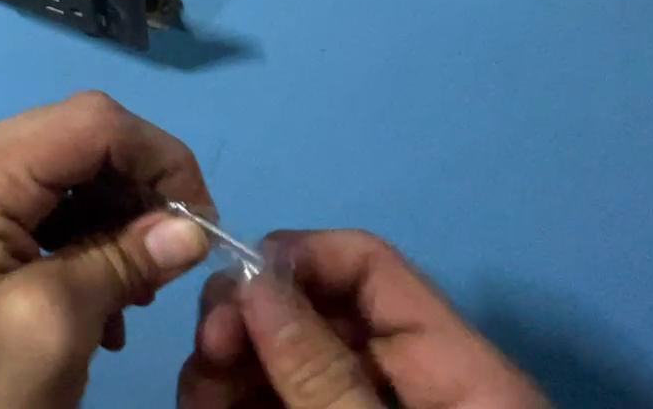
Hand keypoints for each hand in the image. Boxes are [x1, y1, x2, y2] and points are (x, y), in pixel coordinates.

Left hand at [0, 91, 215, 407]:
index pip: (92, 121)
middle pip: (79, 138)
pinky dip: (80, 236)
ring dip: (113, 220)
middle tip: (167, 268)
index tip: (201, 224)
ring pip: (66, 169)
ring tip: (132, 292)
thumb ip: (121, 263)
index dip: (159, 158)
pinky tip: (96, 294)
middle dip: (137, 192)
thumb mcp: (51, 327)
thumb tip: (191, 228)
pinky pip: (40, 200)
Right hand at [179, 230, 548, 408]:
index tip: (235, 291)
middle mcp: (404, 383)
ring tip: (199, 400)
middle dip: (246, 320)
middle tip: (208, 356)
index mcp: (453, 370)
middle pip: (310, 307)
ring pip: (278, 356)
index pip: (367, 264)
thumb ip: (323, 374)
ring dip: (228, 366)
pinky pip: (271, 403)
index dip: (295, 257)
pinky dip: (232, 401)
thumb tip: (256, 279)